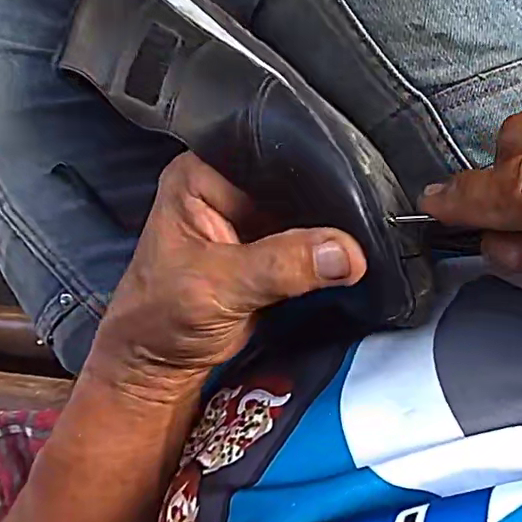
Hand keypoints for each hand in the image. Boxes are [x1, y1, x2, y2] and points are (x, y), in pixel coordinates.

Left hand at [84, 153, 365, 403]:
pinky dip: (326, 250)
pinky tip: (346, 254)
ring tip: (359, 236)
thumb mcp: (219, 287)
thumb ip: (281, 265)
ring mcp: (249, 215)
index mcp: (201, 174)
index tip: (351, 189)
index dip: (311, 170)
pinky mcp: (269, 243)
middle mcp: (227, 185)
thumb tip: (345, 253)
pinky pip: (309, 237)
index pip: (269, 155)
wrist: (160, 366)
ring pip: (306, 209)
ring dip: (330, 228)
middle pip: (294, 180)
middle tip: (362, 219)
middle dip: (326, 203)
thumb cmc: (162, 320)